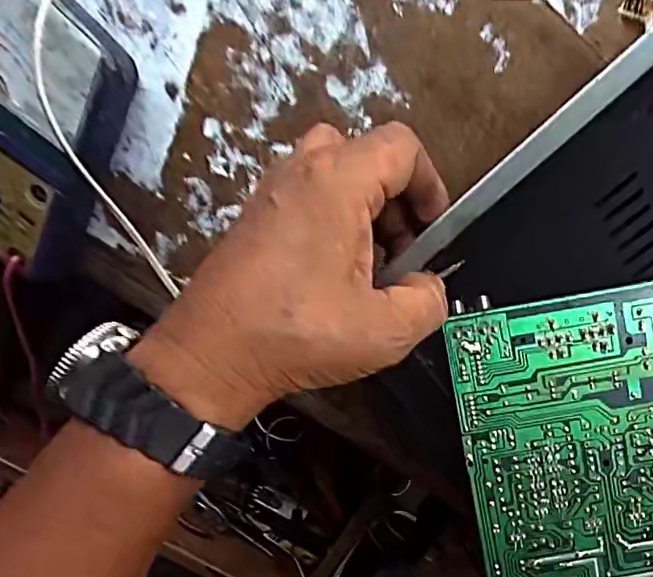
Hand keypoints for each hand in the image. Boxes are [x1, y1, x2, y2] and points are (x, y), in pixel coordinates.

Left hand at [131, 122, 451, 426]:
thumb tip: (428, 287)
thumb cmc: (299, 336)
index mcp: (335, 185)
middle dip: (400, 202)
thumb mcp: (388, 330)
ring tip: (377, 271)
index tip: (436, 233)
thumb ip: (429, 301)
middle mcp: (300, 174)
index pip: (401, 147)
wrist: (216, 353)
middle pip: (368, 157)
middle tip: (406, 253)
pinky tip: (343, 281)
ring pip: (338, 178)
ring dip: (370, 215)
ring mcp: (274, 194)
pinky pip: (312, 202)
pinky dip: (339, 227)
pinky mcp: (260, 220)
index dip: (432, 186)